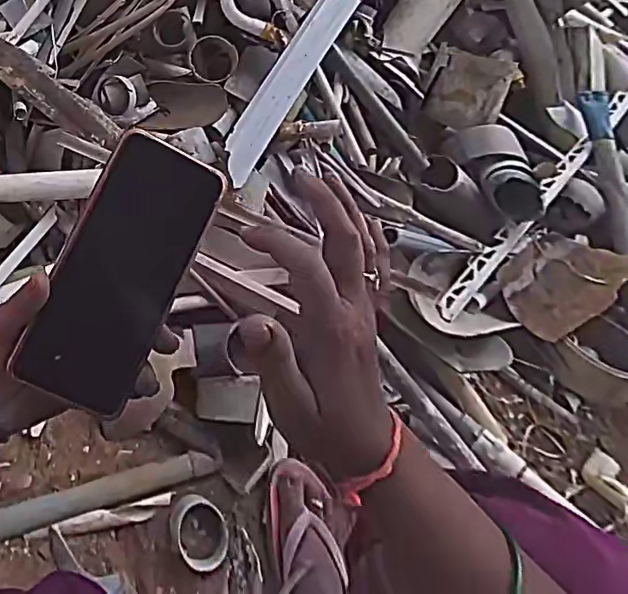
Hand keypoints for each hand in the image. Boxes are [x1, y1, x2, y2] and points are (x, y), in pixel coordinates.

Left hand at [0, 272, 172, 433]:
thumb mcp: (1, 325)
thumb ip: (21, 304)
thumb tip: (40, 279)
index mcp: (59, 305)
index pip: (97, 292)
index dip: (126, 292)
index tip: (147, 294)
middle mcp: (75, 328)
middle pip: (120, 322)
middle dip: (147, 328)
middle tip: (164, 338)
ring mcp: (82, 356)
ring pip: (121, 354)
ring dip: (141, 362)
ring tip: (148, 374)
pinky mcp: (83, 385)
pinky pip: (111, 385)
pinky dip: (126, 389)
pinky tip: (134, 393)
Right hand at [233, 171, 395, 480]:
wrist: (368, 447)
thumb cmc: (327, 426)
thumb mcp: (290, 403)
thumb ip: (272, 360)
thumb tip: (255, 323)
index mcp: (332, 328)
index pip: (307, 266)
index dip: (277, 240)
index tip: (250, 233)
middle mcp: (354, 310)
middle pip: (347, 242)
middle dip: (325, 203)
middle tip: (301, 179)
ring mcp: (365, 308)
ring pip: (365, 245)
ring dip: (347, 208)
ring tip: (329, 182)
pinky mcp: (367, 311)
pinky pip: (377, 264)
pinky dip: (371, 234)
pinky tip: (362, 218)